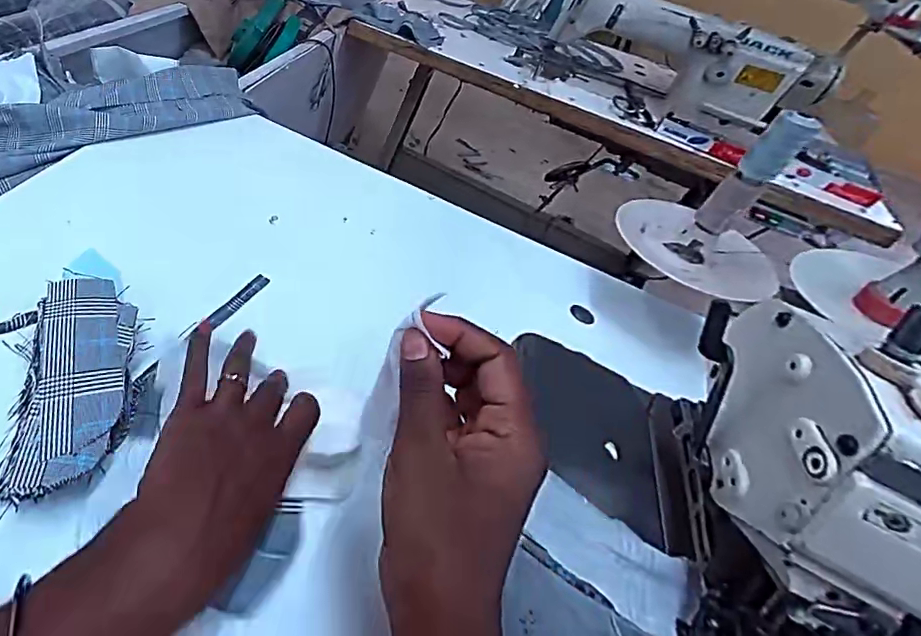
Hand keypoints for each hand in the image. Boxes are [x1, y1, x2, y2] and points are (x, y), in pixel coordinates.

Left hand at [122, 325, 320, 621]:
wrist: (178, 536)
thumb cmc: (220, 543)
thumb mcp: (260, 513)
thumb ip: (266, 479)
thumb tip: (260, 469)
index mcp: (278, 456)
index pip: (304, 414)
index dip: (303, 405)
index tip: (301, 402)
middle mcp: (254, 427)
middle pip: (271, 392)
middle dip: (274, 383)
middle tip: (274, 378)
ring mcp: (220, 413)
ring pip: (237, 371)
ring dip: (244, 352)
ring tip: (248, 338)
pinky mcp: (188, 409)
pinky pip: (196, 370)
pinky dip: (199, 345)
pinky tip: (202, 329)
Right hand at [380, 313, 545, 635]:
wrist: (434, 598)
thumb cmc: (439, 539)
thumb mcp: (421, 448)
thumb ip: (420, 388)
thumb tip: (417, 341)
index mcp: (516, 437)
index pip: (499, 362)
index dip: (461, 333)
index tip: (424, 323)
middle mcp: (510, 443)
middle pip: (489, 373)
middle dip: (450, 349)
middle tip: (410, 338)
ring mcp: (489, 456)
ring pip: (470, 392)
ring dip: (439, 372)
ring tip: (404, 363)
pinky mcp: (467, 466)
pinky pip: (455, 414)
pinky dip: (432, 397)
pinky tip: (407, 395)